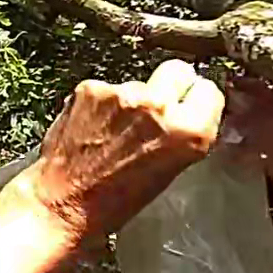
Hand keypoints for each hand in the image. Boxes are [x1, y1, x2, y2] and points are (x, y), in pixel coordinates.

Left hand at [0, 60, 225, 272]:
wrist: (63, 201)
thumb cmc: (115, 200)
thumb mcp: (170, 171)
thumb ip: (182, 135)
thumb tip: (185, 109)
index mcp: (188, 132)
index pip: (209, 92)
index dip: (196, 101)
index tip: (188, 107)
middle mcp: (157, 106)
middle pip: (178, 71)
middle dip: (169, 86)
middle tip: (153, 111)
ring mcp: (121, 93)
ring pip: (136, 83)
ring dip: (128, 101)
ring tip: (112, 134)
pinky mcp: (90, 89)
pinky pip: (105, 89)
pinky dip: (99, 105)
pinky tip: (91, 130)